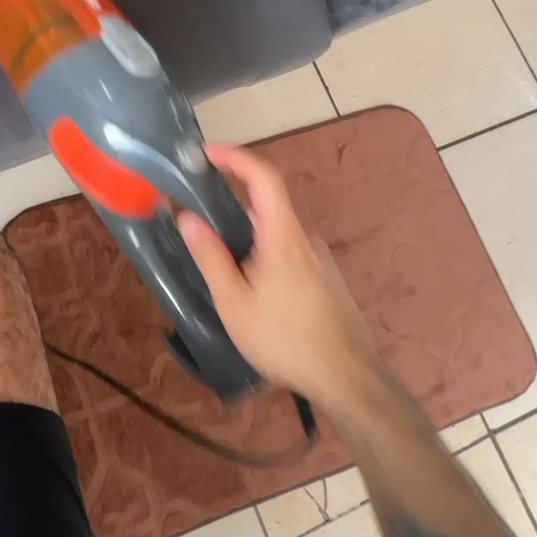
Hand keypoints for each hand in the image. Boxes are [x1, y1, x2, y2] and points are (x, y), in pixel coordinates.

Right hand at [177, 144, 386, 409]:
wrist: (350, 382)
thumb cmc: (285, 340)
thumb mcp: (234, 301)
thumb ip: (210, 256)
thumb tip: (186, 216)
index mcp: (283, 236)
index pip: (264, 177)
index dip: (235, 157)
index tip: (204, 154)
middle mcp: (306, 239)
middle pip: (267, 203)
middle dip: (231, 198)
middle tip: (196, 209)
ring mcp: (320, 260)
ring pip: (276, 230)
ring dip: (246, 231)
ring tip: (217, 256)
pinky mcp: (326, 280)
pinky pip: (288, 250)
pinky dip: (262, 250)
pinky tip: (248, 284)